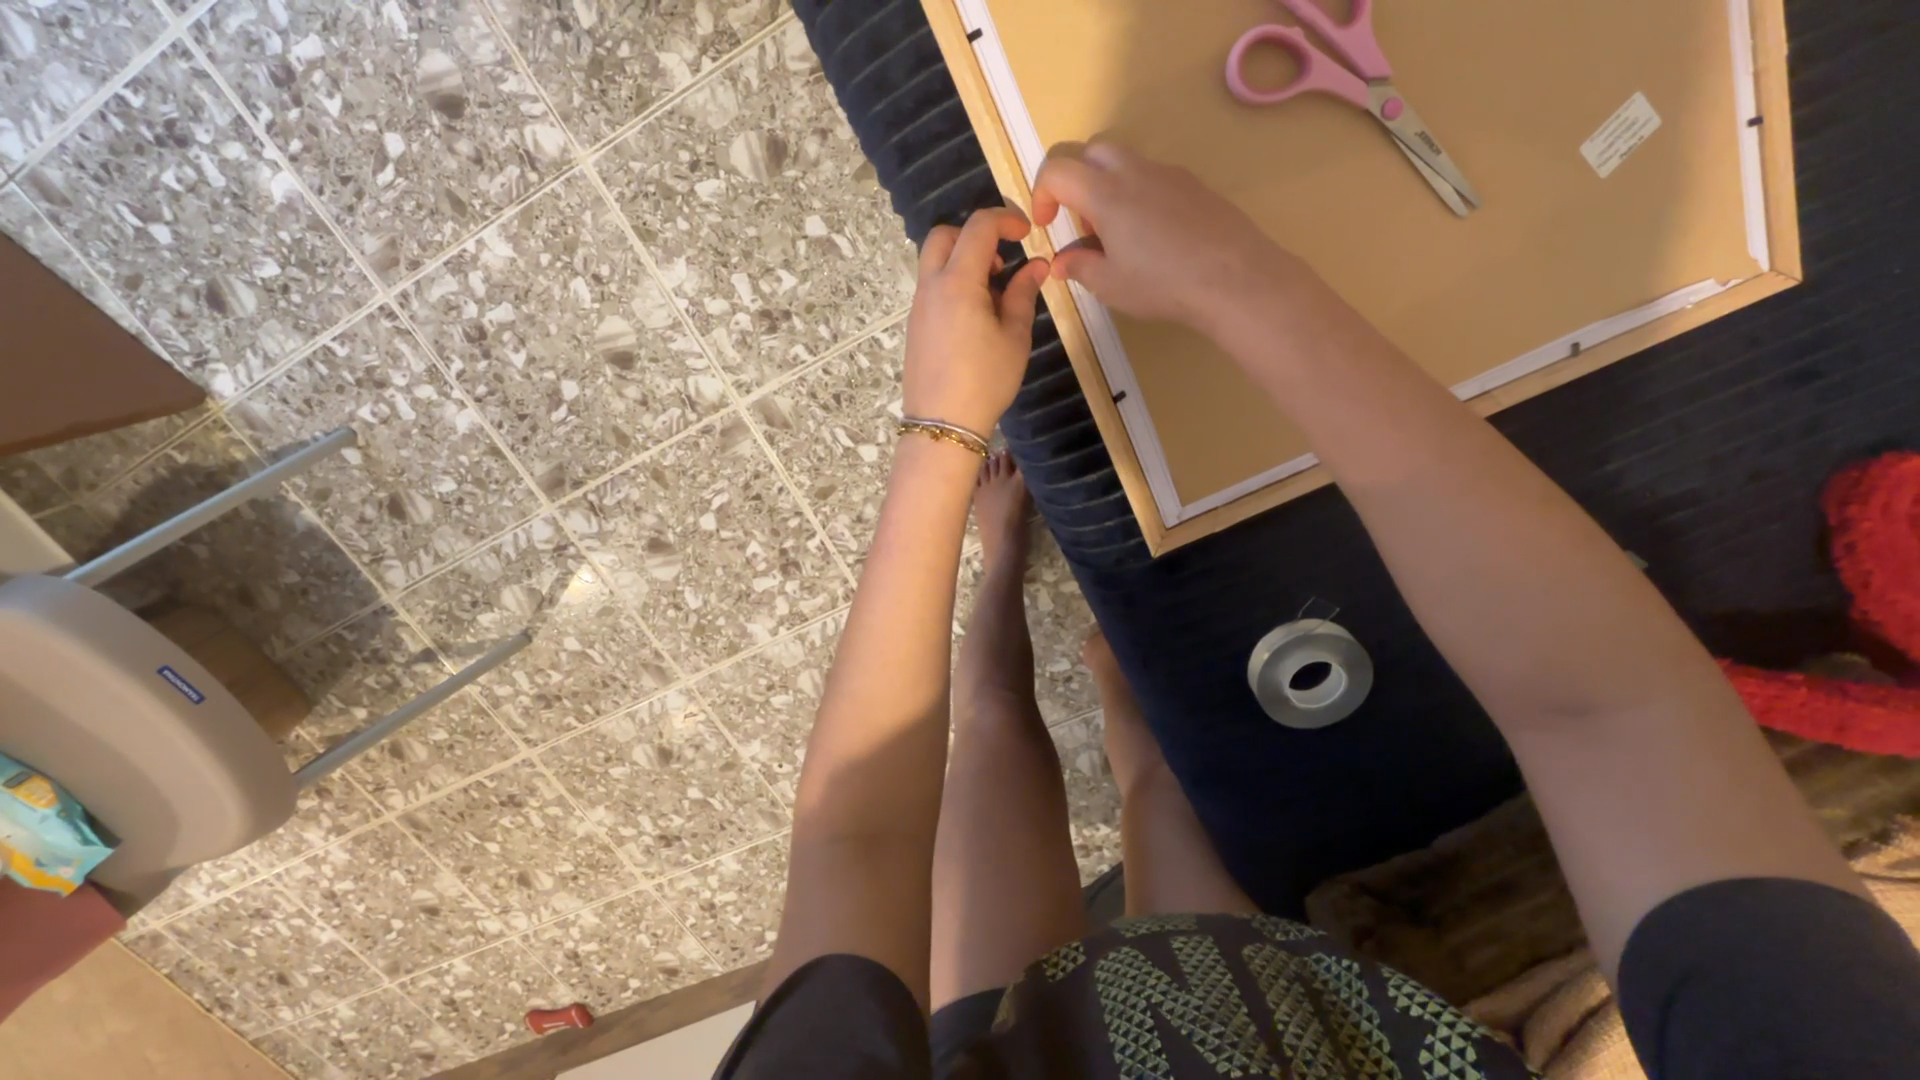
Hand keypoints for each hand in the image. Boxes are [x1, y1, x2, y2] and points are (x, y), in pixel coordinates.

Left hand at [903, 208, 1049, 438]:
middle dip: (974, 235)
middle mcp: (931, 286)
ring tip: (992, 295)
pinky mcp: (915, 326)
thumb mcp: (1014, 337)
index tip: (1026, 231)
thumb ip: (1023, 294)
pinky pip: (932, 288)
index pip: (978, 227)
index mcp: (957, 282)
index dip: (1005, 218)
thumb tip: (1036, 265)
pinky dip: (953, 284)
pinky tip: (975, 317)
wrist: (943, 424)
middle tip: (1002, 262)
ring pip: (934, 262)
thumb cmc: (985, 381)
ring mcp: (918, 306)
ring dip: (963, 261)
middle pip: (944, 235)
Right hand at [1031, 142, 1318, 337]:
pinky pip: (1156, 180)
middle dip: (1077, 181)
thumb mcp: (1110, 284)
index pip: (1057, 170)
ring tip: (1120, 238)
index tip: (1046, 225)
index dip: (1042, 194)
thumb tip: (1061, 261)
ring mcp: (1169, 174)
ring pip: (1126, 164)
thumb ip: (1080, 267)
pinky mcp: (1195, 186)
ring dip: (1110, 190)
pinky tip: (1155, 240)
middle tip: (1084, 225)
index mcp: (1105, 193)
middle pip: (1092, 152)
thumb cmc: (1162, 283)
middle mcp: (1135, 172)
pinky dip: (1141, 198)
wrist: (1235, 278)